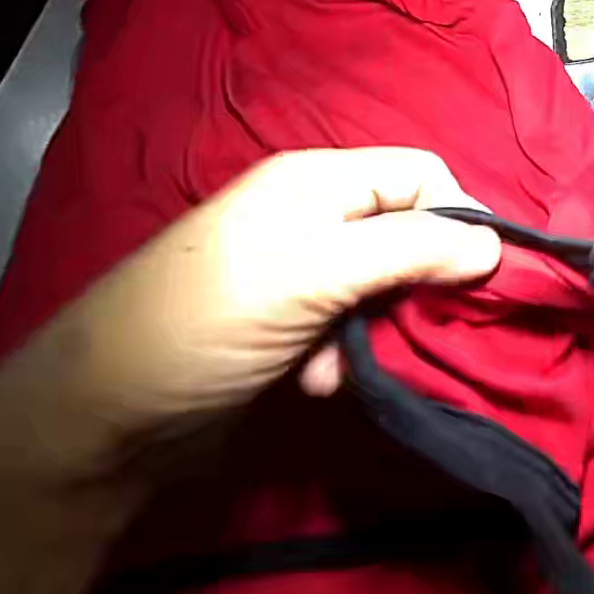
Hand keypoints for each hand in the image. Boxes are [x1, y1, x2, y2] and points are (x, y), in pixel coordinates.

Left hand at [0, 147, 502, 481]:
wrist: (101, 419)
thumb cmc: (212, 320)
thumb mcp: (317, 272)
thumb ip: (411, 250)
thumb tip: (493, 244)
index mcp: (320, 180)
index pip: (419, 174)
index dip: (457, 215)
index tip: (481, 273)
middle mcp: (317, 214)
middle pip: (408, 229)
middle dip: (421, 280)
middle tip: (423, 323)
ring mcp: (305, 267)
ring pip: (387, 282)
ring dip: (382, 324)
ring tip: (354, 360)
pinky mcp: (295, 317)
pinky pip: (354, 321)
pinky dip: (349, 350)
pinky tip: (322, 379)